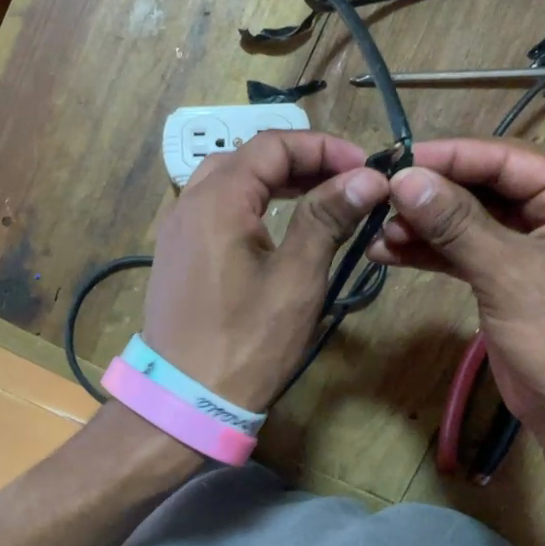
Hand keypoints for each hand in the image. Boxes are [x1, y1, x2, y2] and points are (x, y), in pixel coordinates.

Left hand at [142, 132, 389, 410]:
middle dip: (301, 161)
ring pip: (229, 182)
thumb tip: (367, 177)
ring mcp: (178, 230)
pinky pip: (215, 210)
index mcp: (218, 199)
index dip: (323, 148)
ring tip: (321, 197)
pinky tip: (280, 226)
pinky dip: (251, 205)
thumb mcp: (296, 278)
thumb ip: (327, 218)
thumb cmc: (247, 341)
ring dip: (275, 182)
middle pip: (248, 158)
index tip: (365, 168)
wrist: (186, 400)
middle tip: (347, 181)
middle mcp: (190, 202)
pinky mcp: (177, 255)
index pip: (273, 145)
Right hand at [367, 137, 544, 430]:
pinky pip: (473, 254)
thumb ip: (455, 223)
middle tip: (381, 197)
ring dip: (429, 227)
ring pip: (476, 223)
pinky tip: (393, 254)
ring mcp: (541, 250)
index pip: (509, 159)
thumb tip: (403, 178)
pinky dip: (436, 254)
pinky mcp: (519, 282)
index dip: (452, 156)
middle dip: (435, 195)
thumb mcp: (509, 274)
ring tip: (379, 233)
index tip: (396, 158)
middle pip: (491, 188)